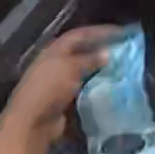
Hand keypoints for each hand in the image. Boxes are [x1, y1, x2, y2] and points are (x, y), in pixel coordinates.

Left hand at [0, 24, 121, 141]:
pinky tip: (109, 87)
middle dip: (100, 50)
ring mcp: (58, 82)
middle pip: (81, 52)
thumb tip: (107, 53)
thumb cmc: (50, 88)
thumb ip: (90, 59)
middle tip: (122, 50)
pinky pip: (83, 88)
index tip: (120, 32)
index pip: (80, 34)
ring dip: (99, 69)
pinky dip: (95, 86)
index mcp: (55, 50)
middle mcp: (56, 63)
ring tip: (119, 68)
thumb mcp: (71, 68)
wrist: (32, 122)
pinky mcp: (62, 99)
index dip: (99, 31)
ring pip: (83, 71)